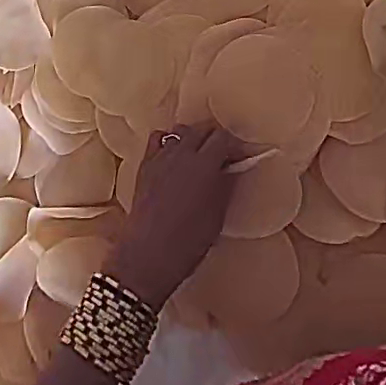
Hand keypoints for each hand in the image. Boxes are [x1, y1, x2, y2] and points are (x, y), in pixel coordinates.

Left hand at [105, 124, 240, 307]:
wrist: (147, 255)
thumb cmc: (189, 241)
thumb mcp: (217, 215)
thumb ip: (225, 185)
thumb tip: (231, 169)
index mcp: (205, 164)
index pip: (224, 138)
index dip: (234, 146)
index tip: (240, 157)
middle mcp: (183, 154)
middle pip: (203, 129)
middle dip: (215, 138)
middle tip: (223, 155)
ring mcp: (161, 157)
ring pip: (180, 131)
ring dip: (192, 137)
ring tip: (198, 154)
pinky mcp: (145, 165)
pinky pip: (158, 140)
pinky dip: (168, 142)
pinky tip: (173, 155)